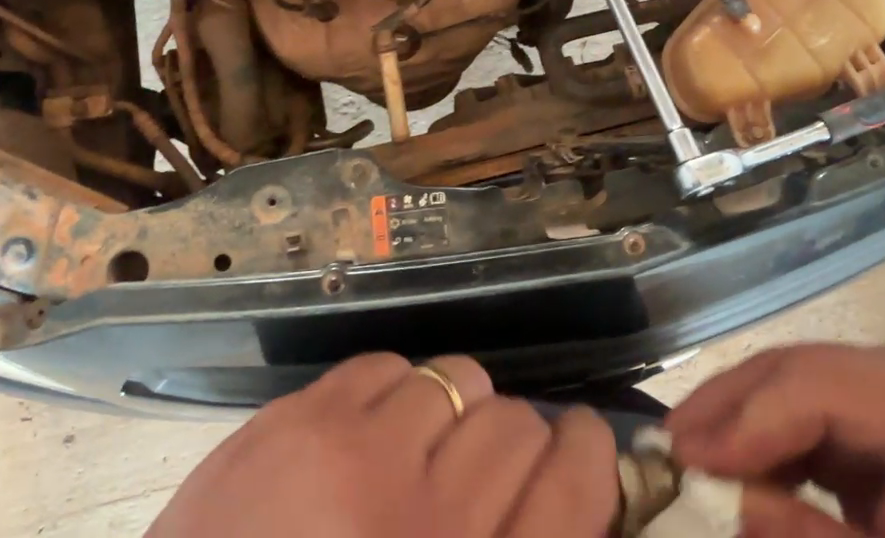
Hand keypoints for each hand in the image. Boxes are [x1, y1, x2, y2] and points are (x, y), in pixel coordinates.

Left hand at [147, 352, 617, 537]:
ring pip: (457, 378)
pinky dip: (393, 390)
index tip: (578, 441)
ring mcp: (357, 460)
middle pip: (517, 424)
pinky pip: (386, 364)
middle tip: (482, 466)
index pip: (576, 481)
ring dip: (454, 407)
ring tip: (423, 443)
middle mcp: (428, 516)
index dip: (587, 450)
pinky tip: (372, 428)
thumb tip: (561, 480)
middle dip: (515, 436)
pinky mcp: (297, 421)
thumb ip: (510, 537)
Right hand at [665, 343, 884, 537]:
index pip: (823, 383)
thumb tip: (720, 495)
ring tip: (686, 460)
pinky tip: (734, 462)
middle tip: (664, 456)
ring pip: (792, 379)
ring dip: (737, 419)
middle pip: (798, 369)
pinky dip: (766, 432)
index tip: (685, 460)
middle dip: (726, 411)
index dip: (747, 416)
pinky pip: (809, 402)